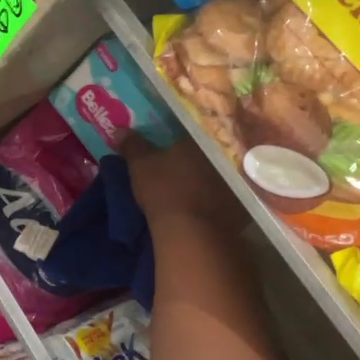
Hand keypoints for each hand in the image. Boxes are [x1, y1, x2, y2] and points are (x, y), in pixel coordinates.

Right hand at [119, 134, 246, 232]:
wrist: (191, 231)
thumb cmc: (164, 190)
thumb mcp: (140, 165)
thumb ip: (132, 145)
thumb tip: (120, 129)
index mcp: (200, 141)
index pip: (187, 131)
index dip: (174, 137)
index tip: (164, 144)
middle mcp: (223, 156)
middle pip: (205, 151)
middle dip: (192, 156)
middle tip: (177, 164)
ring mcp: (235, 181)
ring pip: (217, 173)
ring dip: (205, 177)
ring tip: (189, 185)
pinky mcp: (239, 205)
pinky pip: (224, 195)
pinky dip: (213, 197)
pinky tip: (201, 204)